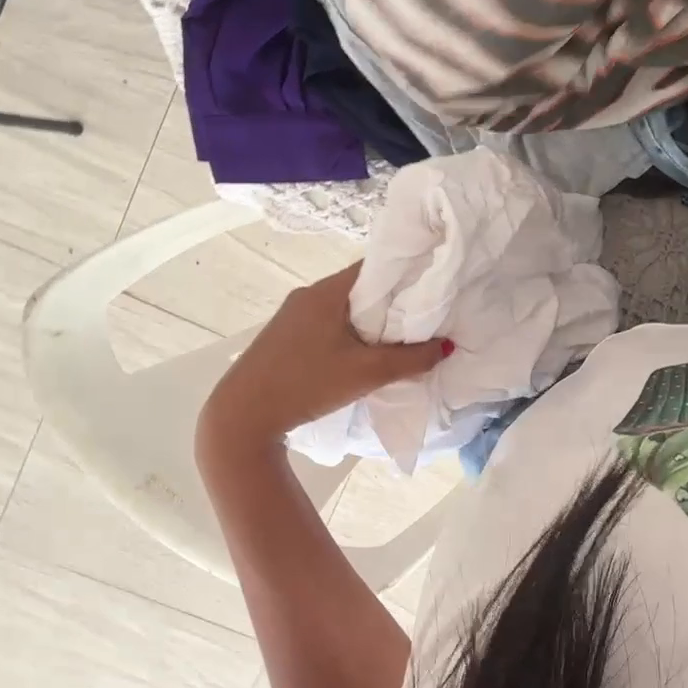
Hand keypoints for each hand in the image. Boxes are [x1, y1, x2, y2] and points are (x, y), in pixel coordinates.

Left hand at [198, 263, 447, 451]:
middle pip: (362, 288)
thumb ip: (413, 359)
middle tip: (424, 319)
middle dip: (394, 302)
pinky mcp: (284, 337)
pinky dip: (350, 332)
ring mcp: (292, 316)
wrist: (241, 419)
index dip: (408, 274)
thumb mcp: (368, 373)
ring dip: (371, 321)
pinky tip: (363, 354)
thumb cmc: (307, 385)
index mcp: (327, 292)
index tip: (434, 289)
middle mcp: (308, 295)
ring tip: (399, 340)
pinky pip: (328, 323)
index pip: (377, 267)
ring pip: (344, 308)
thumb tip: (446, 346)